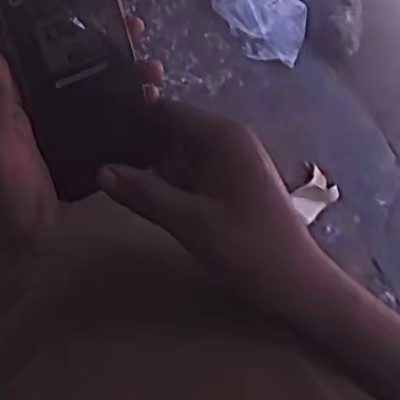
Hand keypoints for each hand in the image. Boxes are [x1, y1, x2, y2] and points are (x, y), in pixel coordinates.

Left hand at [0, 19, 163, 258]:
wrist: (16, 247)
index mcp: (10, 96)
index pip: (29, 47)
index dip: (53, 23)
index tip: (85, 4)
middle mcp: (34, 103)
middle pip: (68, 63)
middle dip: (101, 44)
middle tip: (135, 30)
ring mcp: (58, 126)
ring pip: (92, 89)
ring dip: (121, 74)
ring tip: (153, 69)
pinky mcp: (79, 148)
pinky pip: (105, 120)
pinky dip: (126, 109)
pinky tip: (152, 104)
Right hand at [98, 101, 338, 321]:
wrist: (306, 292)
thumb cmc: (253, 251)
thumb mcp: (192, 224)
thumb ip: (144, 194)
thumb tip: (100, 170)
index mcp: (220, 135)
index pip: (163, 107)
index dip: (128, 112)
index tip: (93, 122)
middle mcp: (225, 136)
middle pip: (167, 126)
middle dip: (134, 139)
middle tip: (94, 150)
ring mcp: (229, 157)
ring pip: (174, 148)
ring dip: (147, 161)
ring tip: (108, 170)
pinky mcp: (229, 178)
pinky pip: (187, 166)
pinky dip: (165, 176)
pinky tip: (139, 191)